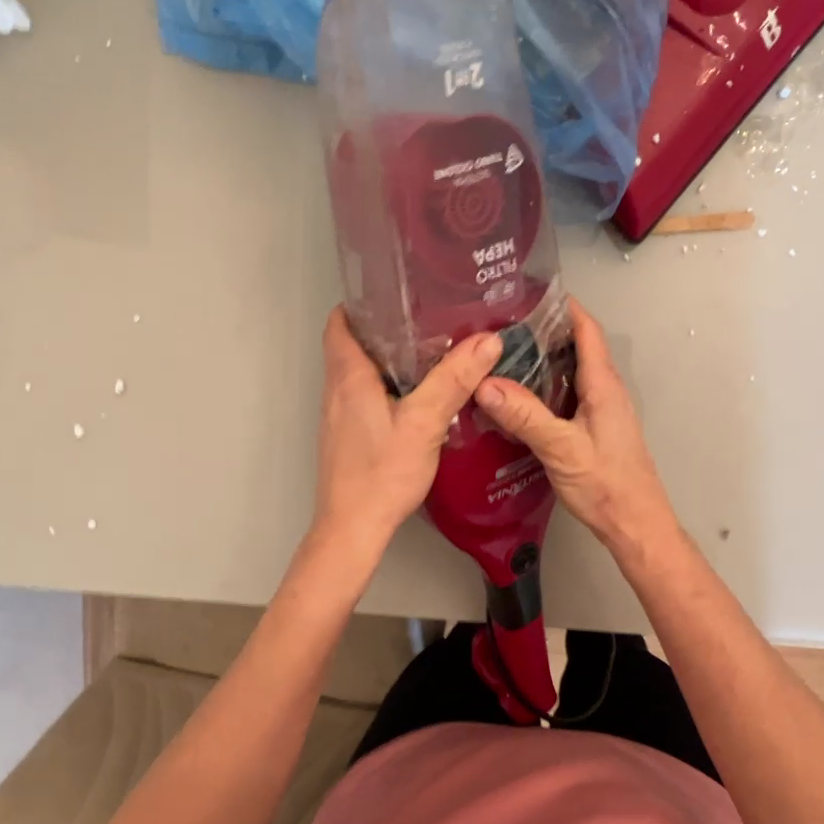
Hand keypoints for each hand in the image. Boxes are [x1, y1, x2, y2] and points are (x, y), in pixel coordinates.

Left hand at [314, 307, 502, 548]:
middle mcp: (336, 393)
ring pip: (360, 376)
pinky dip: (387, 391)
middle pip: (352, 346)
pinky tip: (418, 402)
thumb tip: (487, 340)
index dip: (361, 304)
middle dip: (385, 330)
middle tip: (426, 321)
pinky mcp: (346, 440)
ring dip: (388, 363)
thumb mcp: (424, 423)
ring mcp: (338, 419)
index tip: (394, 295)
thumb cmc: (382, 474)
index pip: (339, 323)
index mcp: (348, 378)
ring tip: (430, 356)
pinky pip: (364, 401)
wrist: (353, 528)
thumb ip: (453, 381)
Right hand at [474, 298, 677, 556]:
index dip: (562, 306)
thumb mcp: (561, 449)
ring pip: (569, 373)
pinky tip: (518, 400)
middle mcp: (605, 391)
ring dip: (541, 361)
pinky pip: (567, 396)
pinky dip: (544, 389)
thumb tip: (485, 383)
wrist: (635, 524)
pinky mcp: (594, 430)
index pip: (586, 329)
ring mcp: (601, 411)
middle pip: (575, 347)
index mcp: (603, 385)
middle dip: (542, 332)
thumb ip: (525, 416)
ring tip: (502, 356)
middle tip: (501, 325)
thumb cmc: (606, 485)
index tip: (528, 293)